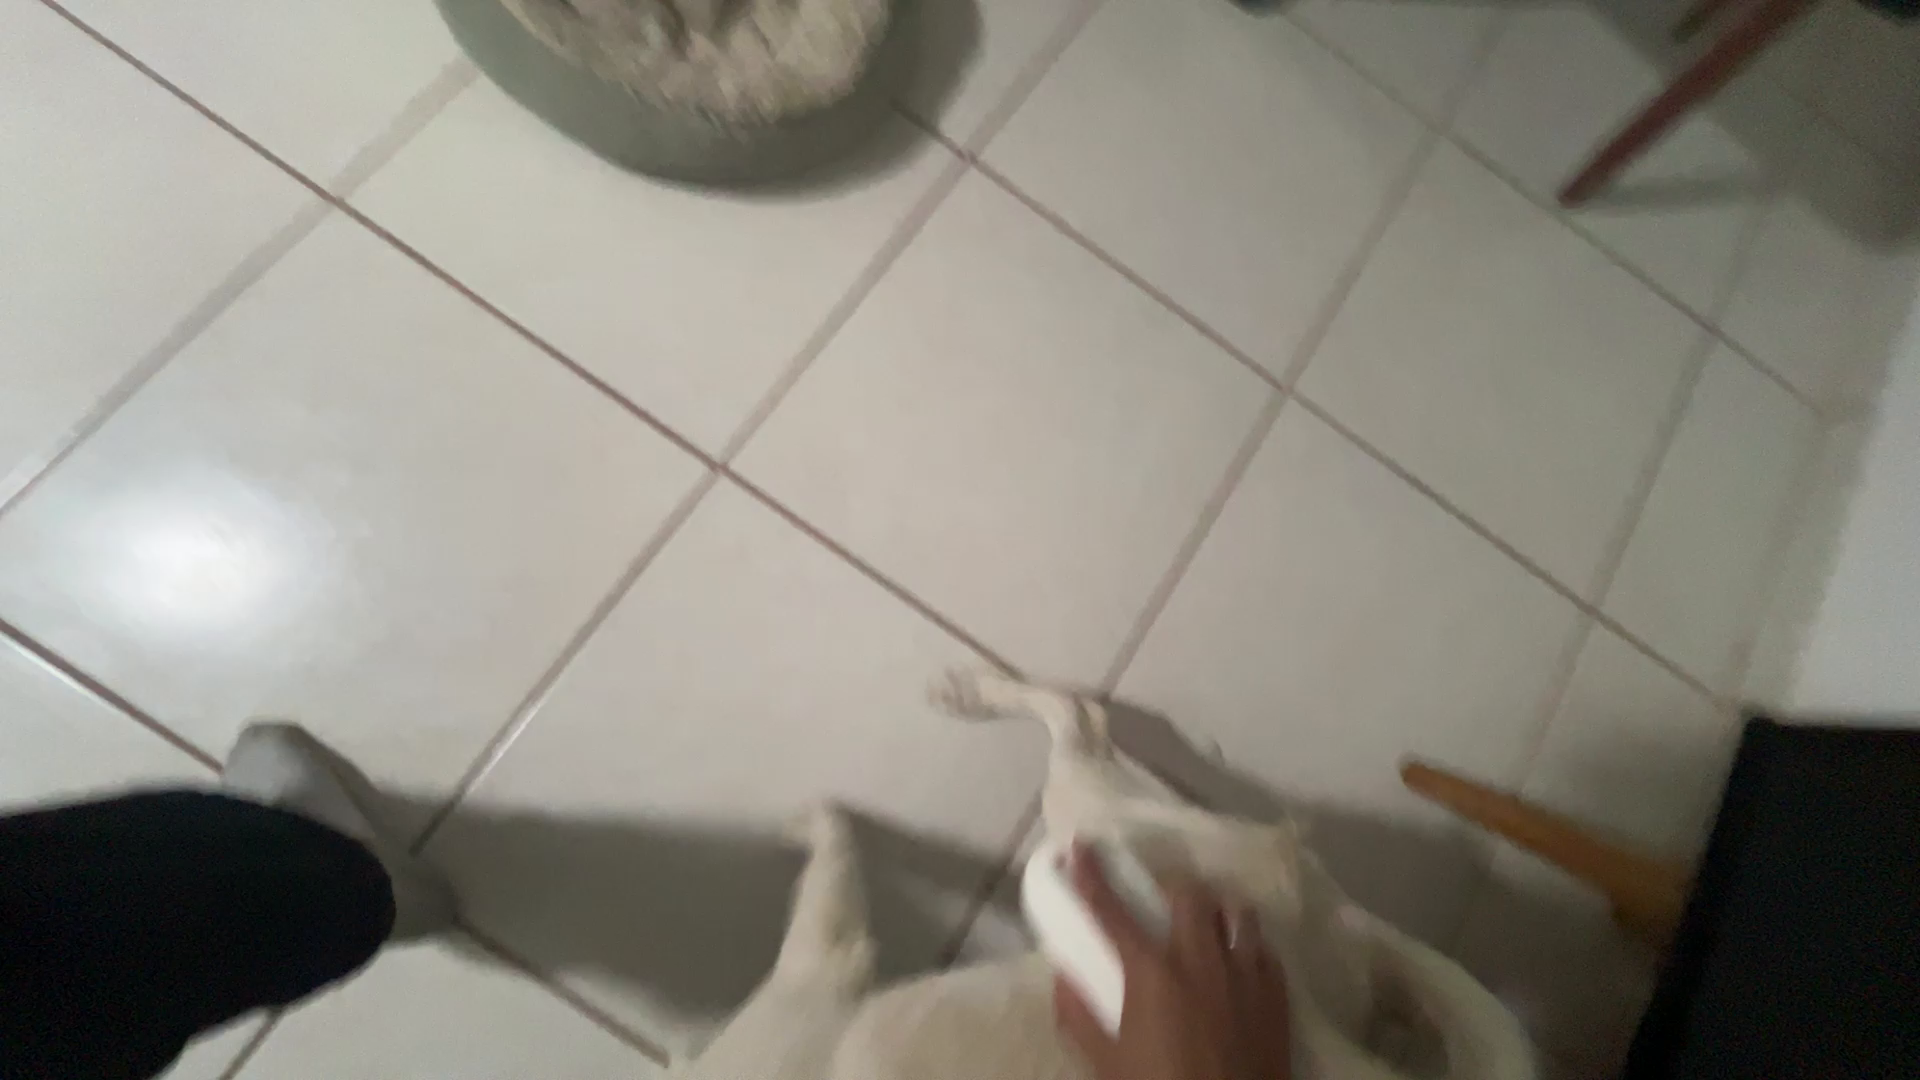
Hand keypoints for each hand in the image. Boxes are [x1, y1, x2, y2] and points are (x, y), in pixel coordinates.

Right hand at [1054, 843, 1292, 1079]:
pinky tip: (1240, 963)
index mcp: (1152, 972)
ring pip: (1239, 913)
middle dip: (1172, 889)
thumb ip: (1078, 1015)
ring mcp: (1245, 977)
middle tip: (1160, 902)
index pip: (1112, 910)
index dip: (1092, 874)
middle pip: (1190, 894)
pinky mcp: (1277, 1000)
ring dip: (1219, 912)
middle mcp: (1200, 961)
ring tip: (1208, 925)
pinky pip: (1267, 952)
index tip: (1081, 845)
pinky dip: (1250, 948)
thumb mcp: (1107, 1064)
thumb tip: (1062, 975)